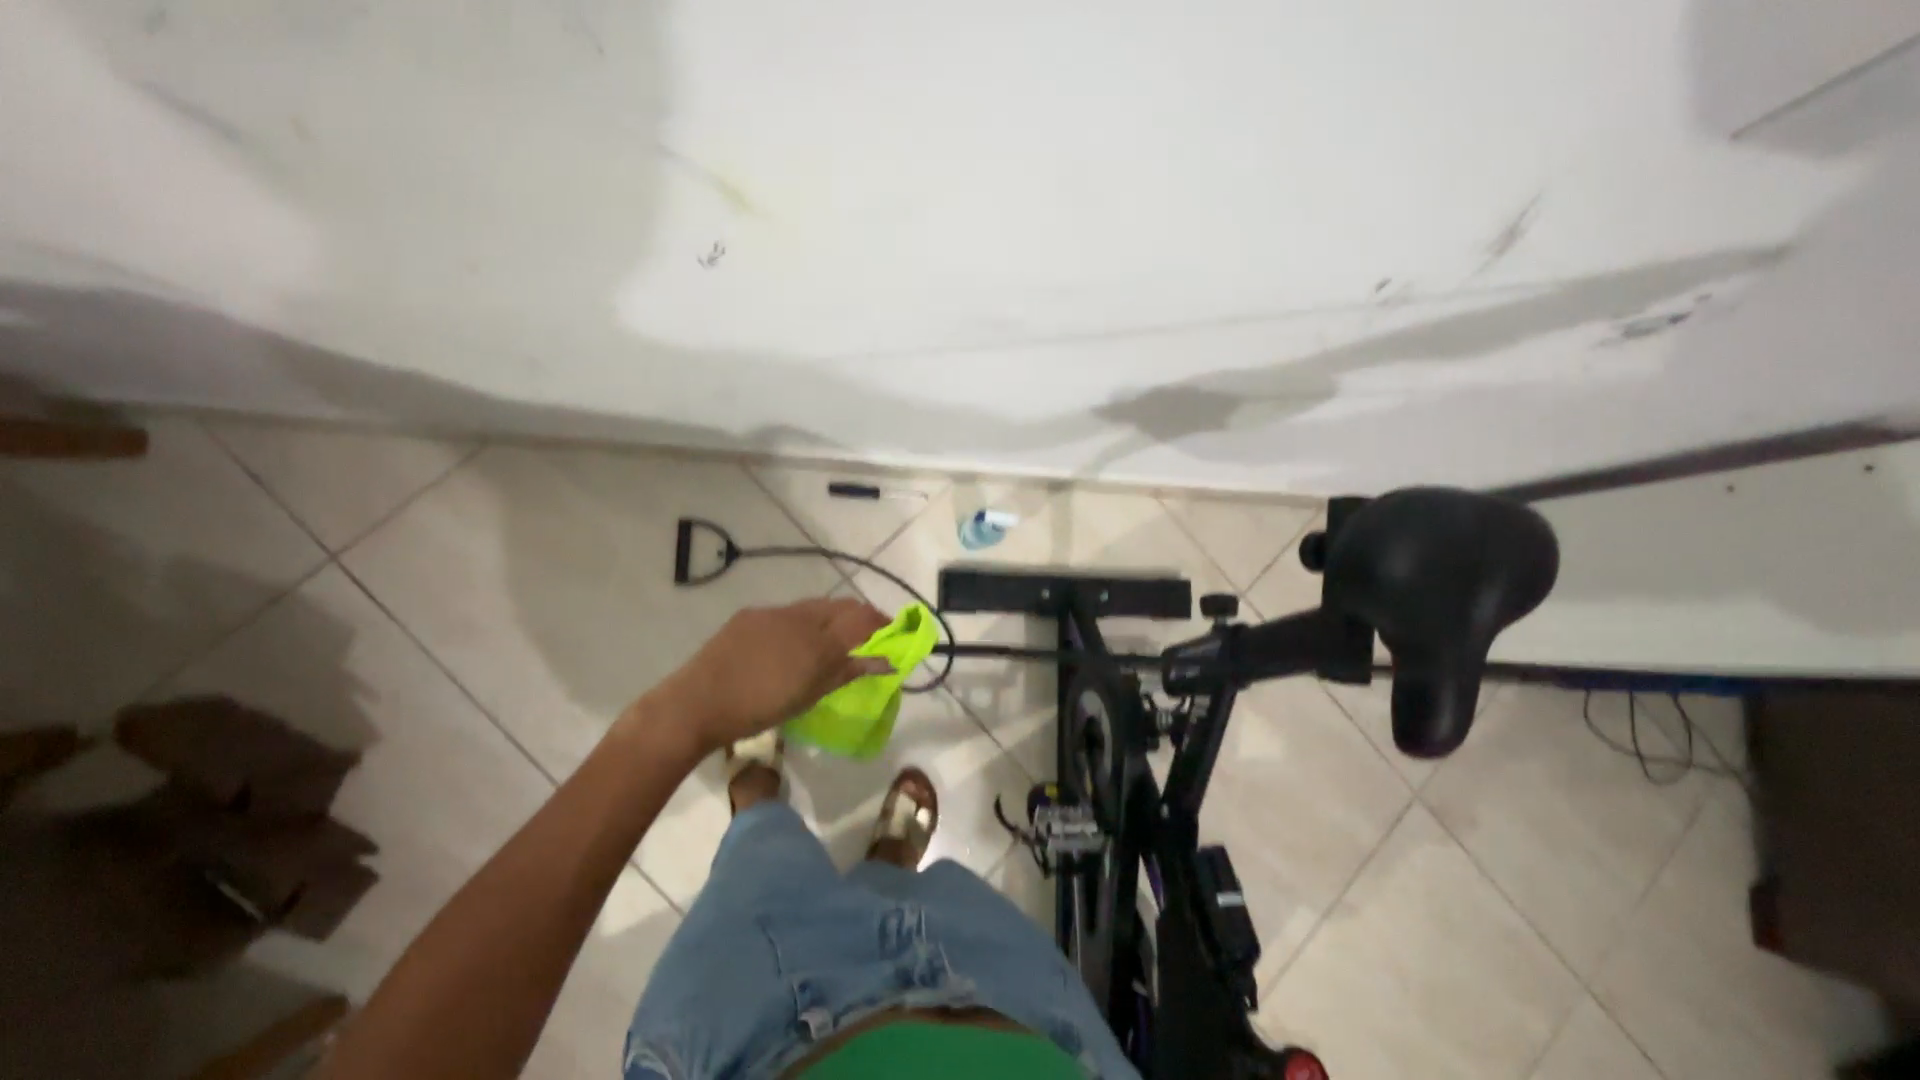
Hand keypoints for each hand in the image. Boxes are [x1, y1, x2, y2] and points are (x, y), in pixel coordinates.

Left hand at [638, 598, 893, 753]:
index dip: (884, 624)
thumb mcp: (808, 696)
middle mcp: (799, 617)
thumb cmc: (757, 710)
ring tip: (833, 642)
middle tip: (869, 639)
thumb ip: (846, 672)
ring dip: (832, 619)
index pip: (863, 621)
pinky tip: (794, 644)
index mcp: (817, 642)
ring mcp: (773, 613)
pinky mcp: (751, 615)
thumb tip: (884, 661)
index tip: (895, 636)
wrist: (696, 703)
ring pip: (815, 607)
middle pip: (842, 606)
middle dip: (861, 618)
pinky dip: (803, 623)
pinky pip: (788, 613)